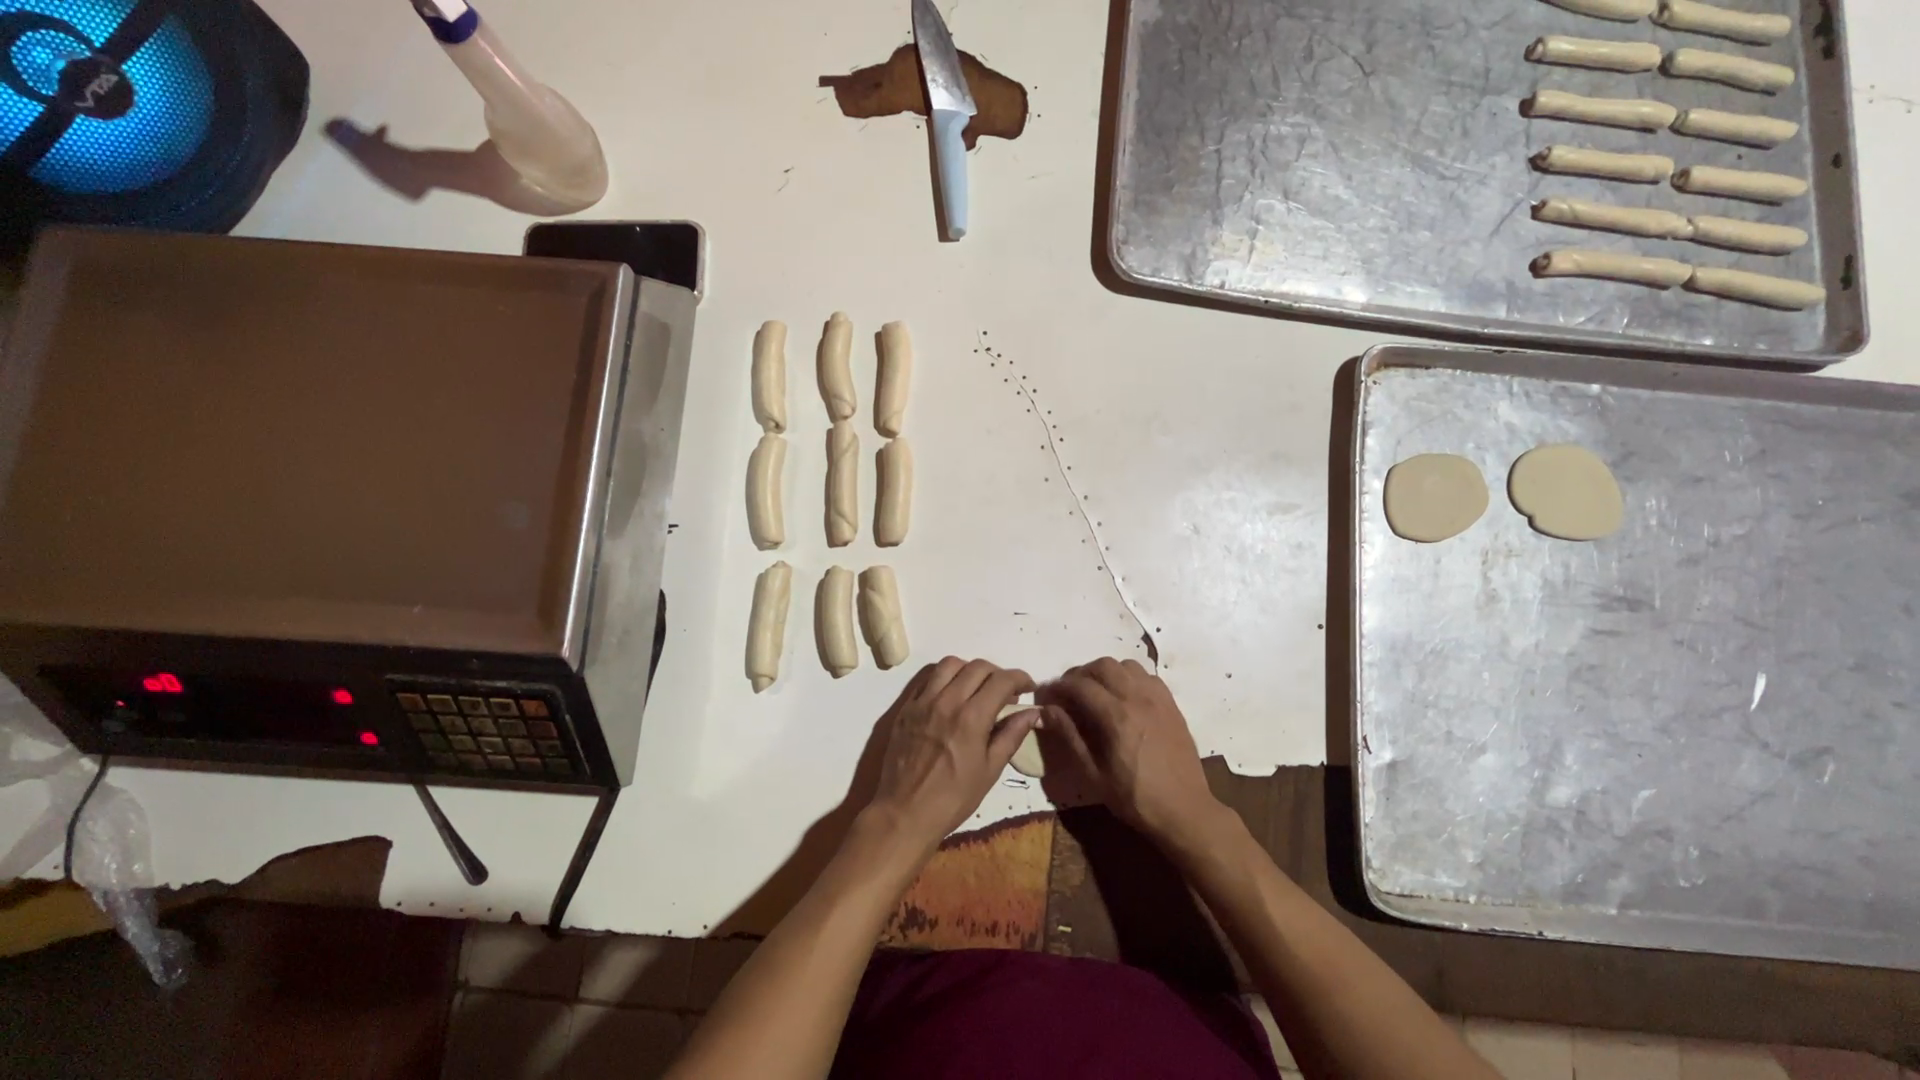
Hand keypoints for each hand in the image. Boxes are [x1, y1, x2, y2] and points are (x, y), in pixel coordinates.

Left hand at [861, 657, 1039, 859]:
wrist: (905, 812)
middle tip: (1004, 693)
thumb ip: (1011, 735)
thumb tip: (1032, 712)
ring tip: (976, 689)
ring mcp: (922, 702)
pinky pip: (927, 679)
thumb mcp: (990, 770)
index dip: (1020, 678)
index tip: (1027, 687)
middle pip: (977, 667)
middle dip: (997, 674)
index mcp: (971, 717)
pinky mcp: (906, 708)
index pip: (1001, 680)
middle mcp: (946, 701)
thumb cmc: (953, 798)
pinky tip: (950, 696)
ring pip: (949, 665)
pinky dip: (944, 678)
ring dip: (969, 670)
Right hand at [1037, 658, 1223, 848]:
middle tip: (1069, 694)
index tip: (1047, 696)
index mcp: (1117, 717)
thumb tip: (1047, 711)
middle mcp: (1138, 699)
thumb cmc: (1135, 798)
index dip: (1058, 686)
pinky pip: (1147, 677)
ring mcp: (1159, 699)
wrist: (1184, 810)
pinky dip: (1130, 678)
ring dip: (1106, 673)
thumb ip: (1070, 736)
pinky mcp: (1172, 704)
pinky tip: (1124, 698)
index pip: (1080, 685)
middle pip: (1103, 665)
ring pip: (1127, 665)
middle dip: (1080, 674)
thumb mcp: (1094, 774)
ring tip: (1097, 693)